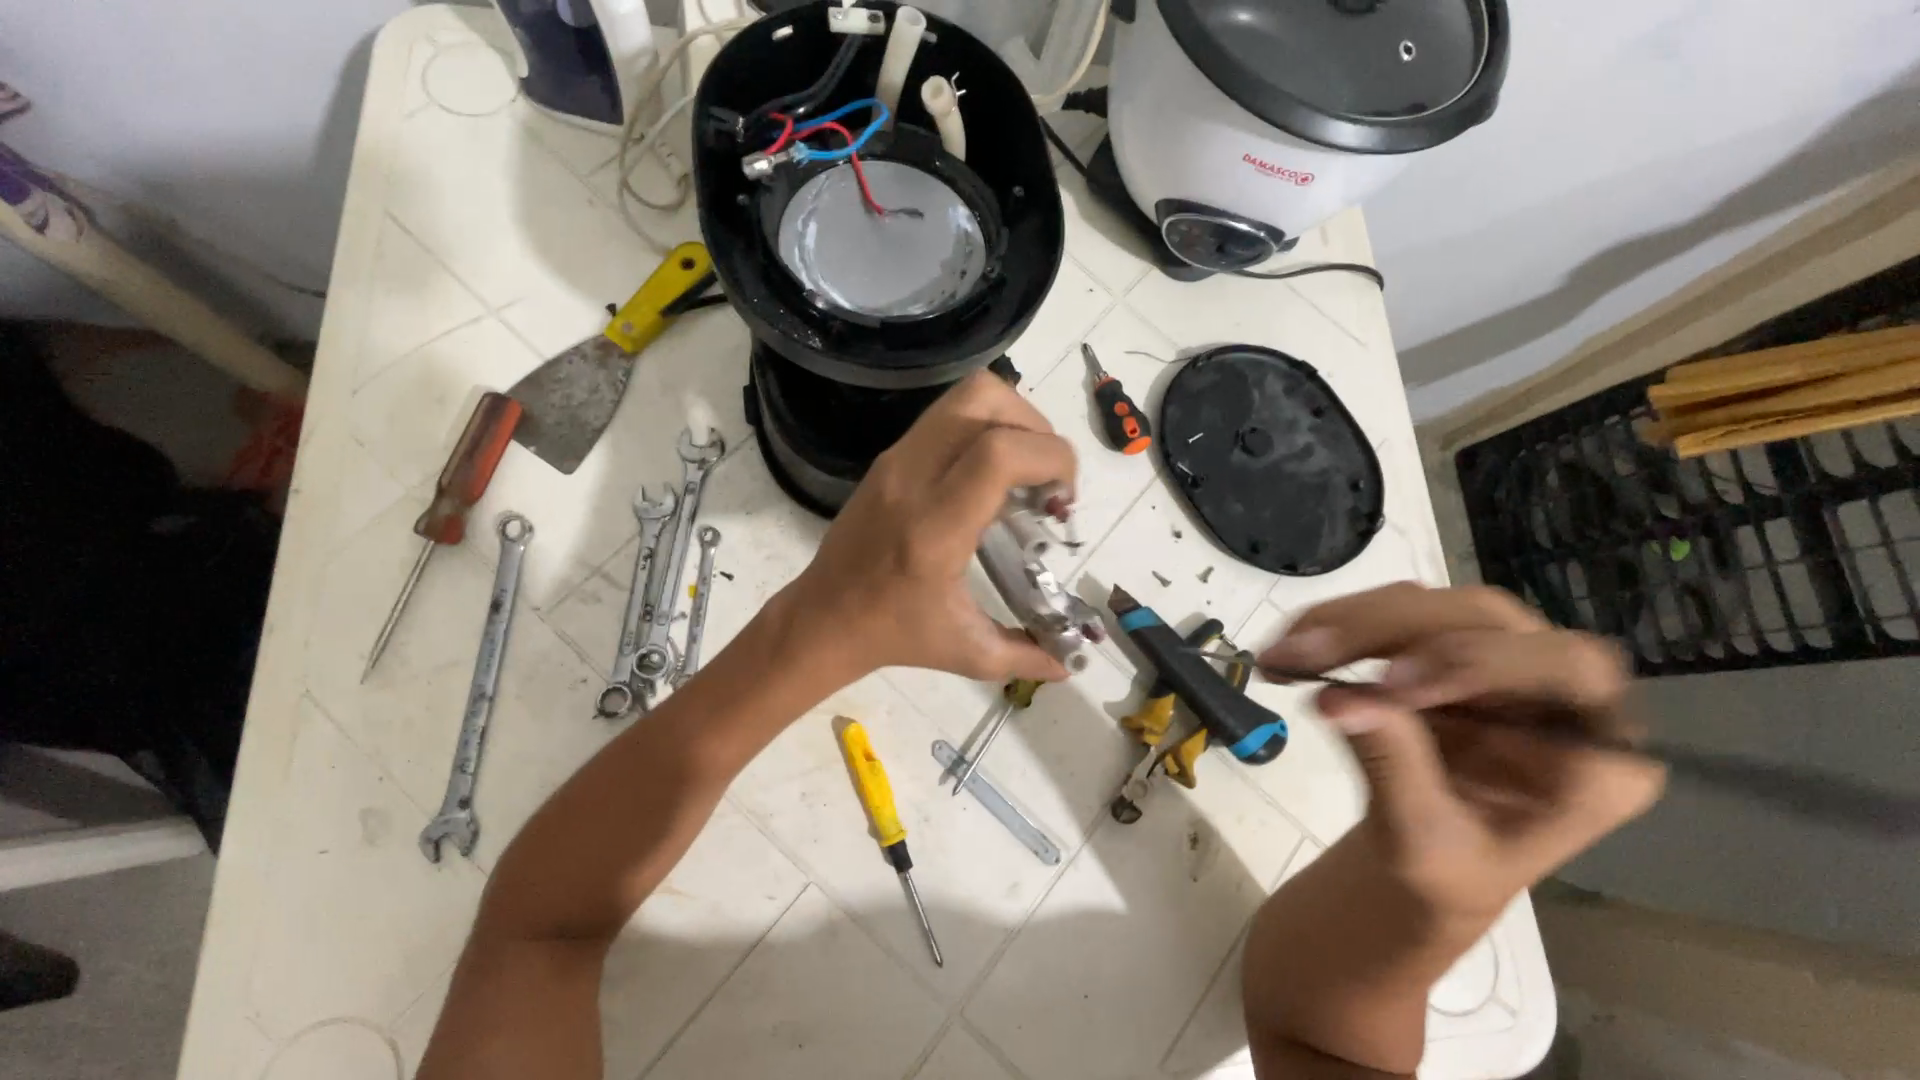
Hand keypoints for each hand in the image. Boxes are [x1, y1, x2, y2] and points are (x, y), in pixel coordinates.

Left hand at [777, 372, 1077, 684]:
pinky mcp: (889, 457)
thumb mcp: (967, 653)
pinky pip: (946, 415)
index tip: (1061, 500)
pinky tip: (989, 479)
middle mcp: (912, 480)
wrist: (824, 618)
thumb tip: (1071, 663)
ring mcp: (896, 461)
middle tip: (1046, 476)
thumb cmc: (895, 636)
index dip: (1050, 458)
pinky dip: (984, 428)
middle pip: (983, 399)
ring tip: (1023, 470)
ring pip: (964, 396)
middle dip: (1035, 426)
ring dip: (1011, 419)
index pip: (998, 454)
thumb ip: (1026, 655)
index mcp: (934, 528)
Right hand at [1258, 583, 1664, 921]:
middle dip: (1389, 630)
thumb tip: (1336, 700)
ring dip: (1346, 623)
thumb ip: (1396, 771)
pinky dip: (1331, 628)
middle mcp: (1551, 692)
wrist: (1419, 871)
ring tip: (1279, 656)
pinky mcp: (1434, 654)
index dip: (1482, 661)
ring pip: (1428, 606)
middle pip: (1483, 619)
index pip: (1567, 669)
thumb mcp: (1423, 846)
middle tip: (1309, 655)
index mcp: (1593, 752)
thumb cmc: (1444, 877)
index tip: (1391, 686)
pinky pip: (1386, 617)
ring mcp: (1490, 664)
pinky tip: (1289, 652)